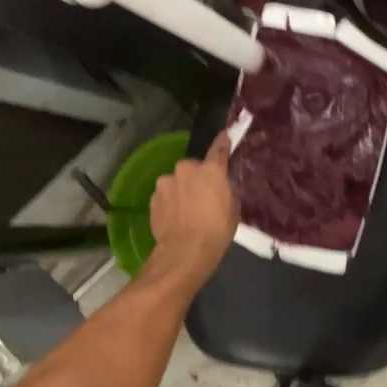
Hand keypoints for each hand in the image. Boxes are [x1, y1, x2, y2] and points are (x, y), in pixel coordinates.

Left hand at [147, 133, 238, 289]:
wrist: (185, 250)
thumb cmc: (216, 231)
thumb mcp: (232, 209)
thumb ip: (225, 191)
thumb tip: (220, 187)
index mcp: (210, 170)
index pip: (218, 148)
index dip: (223, 142)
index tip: (224, 136)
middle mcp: (186, 169)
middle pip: (193, 168)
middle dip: (198, 178)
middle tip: (204, 196)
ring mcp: (166, 182)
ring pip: (177, 181)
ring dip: (182, 190)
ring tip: (187, 210)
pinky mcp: (153, 197)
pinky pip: (166, 195)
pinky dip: (171, 202)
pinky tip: (176, 217)